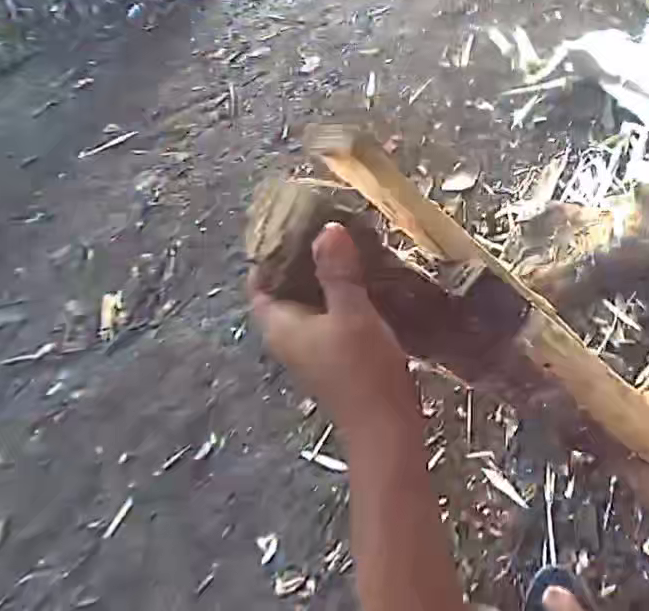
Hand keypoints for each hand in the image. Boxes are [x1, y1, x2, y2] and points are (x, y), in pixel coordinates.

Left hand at [249, 223, 418, 433]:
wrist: (387, 430)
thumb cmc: (363, 371)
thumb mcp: (351, 314)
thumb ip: (337, 271)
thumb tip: (326, 228)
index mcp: (281, 324)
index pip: (260, 278)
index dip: (272, 248)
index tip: (297, 218)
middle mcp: (290, 333)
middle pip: (285, 283)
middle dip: (302, 254)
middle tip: (327, 219)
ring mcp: (312, 342)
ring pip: (309, 295)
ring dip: (323, 269)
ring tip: (347, 237)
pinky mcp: (335, 347)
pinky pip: (328, 307)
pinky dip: (338, 287)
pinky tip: (363, 270)